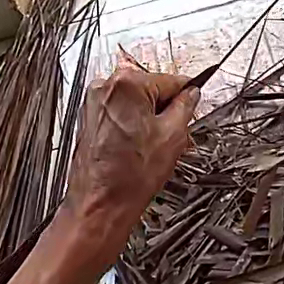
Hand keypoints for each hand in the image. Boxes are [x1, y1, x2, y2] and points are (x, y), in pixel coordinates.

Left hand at [58, 63, 198, 260]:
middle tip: (175, 133)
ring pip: (135, 102)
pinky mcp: (89, 119)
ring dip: (149, 118)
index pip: (170, 80)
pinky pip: (120, 113)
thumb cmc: (128, 176)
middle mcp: (106, 87)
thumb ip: (186, 106)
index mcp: (127, 84)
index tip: (194, 100)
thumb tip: (190, 94)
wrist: (100, 203)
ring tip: (155, 145)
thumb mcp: (173, 135)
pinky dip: (132, 125)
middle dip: (166, 109)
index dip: (187, 94)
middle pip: (150, 89)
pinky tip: (138, 148)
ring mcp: (94, 103)